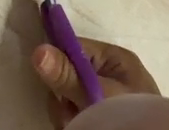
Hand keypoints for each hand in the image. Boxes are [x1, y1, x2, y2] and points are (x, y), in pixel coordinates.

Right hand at [33, 38, 158, 127]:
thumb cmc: (131, 115)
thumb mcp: (99, 94)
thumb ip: (69, 75)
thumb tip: (37, 50)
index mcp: (114, 58)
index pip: (74, 46)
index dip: (58, 61)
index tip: (50, 80)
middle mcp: (108, 74)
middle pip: (68, 73)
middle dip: (63, 94)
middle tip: (70, 110)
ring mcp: (104, 96)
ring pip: (67, 96)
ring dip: (66, 112)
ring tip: (76, 122)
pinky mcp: (101, 114)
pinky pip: (75, 111)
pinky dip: (73, 120)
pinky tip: (78, 125)